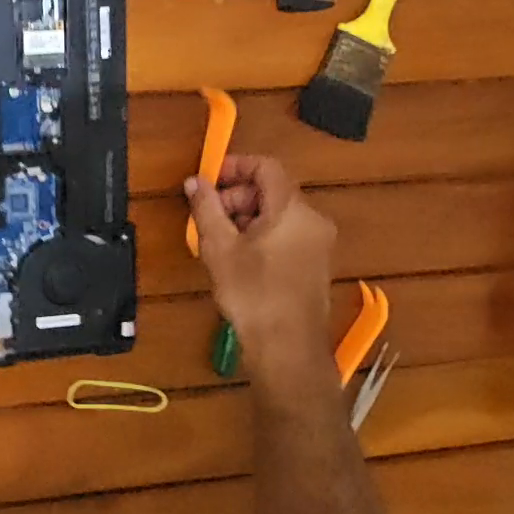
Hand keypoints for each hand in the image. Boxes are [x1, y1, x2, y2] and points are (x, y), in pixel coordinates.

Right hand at [187, 156, 335, 377]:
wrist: (287, 347)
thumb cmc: (252, 293)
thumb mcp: (219, 247)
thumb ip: (206, 207)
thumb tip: (195, 181)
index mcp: (293, 210)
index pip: (266, 166)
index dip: (234, 166)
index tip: (206, 180)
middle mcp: (312, 220)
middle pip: (271, 190)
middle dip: (235, 196)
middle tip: (206, 216)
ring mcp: (318, 243)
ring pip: (276, 213)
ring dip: (244, 217)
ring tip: (216, 240)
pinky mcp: (314, 263)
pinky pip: (285, 233)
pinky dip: (259, 234)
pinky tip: (236, 257)